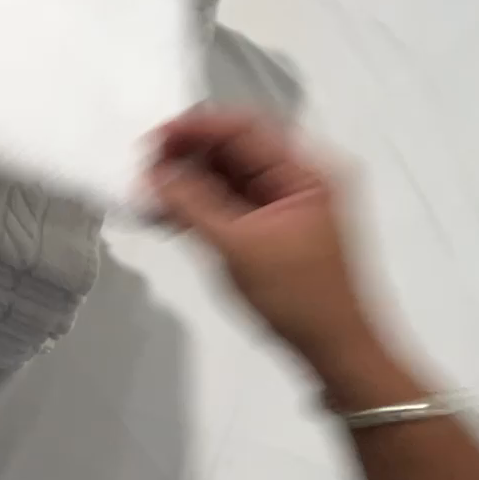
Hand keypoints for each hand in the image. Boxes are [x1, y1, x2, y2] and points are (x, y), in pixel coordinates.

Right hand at [146, 109, 378, 358]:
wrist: (335, 351)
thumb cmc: (296, 297)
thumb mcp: (238, 246)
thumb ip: (192, 204)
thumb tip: (153, 173)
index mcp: (306, 172)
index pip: (244, 129)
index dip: (196, 128)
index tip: (152, 140)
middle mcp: (296, 178)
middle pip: (232, 149)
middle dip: (185, 155)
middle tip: (143, 170)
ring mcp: (281, 203)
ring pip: (224, 175)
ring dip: (184, 181)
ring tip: (146, 194)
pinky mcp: (266, 226)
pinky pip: (224, 201)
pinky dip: (194, 204)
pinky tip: (163, 214)